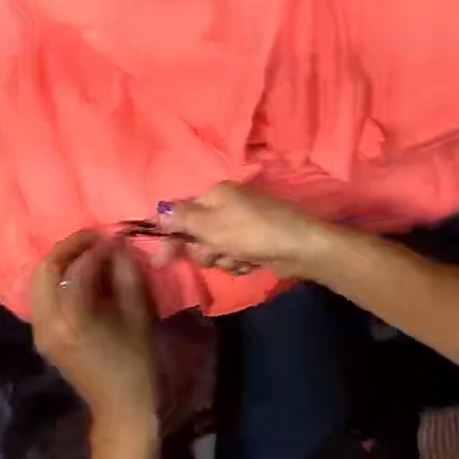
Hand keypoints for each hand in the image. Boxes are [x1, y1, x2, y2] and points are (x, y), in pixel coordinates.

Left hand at [29, 232, 159, 440]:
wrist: (121, 408)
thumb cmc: (138, 363)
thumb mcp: (139, 315)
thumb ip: (127, 275)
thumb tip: (118, 245)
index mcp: (73, 320)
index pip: (77, 268)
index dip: (98, 248)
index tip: (116, 239)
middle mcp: (47, 322)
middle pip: (45, 267)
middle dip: (70, 246)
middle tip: (97, 238)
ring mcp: (40, 330)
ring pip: (38, 279)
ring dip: (62, 260)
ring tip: (90, 253)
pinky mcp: (42, 335)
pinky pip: (42, 294)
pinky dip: (59, 277)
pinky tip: (82, 275)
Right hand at [155, 182, 337, 277]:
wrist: (301, 246)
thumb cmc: (253, 232)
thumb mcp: (212, 226)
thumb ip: (182, 218)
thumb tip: (157, 210)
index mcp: (215, 194)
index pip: (180, 214)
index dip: (170, 237)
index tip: (162, 261)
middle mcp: (227, 206)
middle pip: (197, 236)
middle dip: (207, 251)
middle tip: (220, 252)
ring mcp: (242, 224)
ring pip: (215, 250)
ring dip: (225, 260)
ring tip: (242, 259)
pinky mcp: (254, 242)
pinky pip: (233, 257)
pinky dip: (240, 263)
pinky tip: (252, 263)